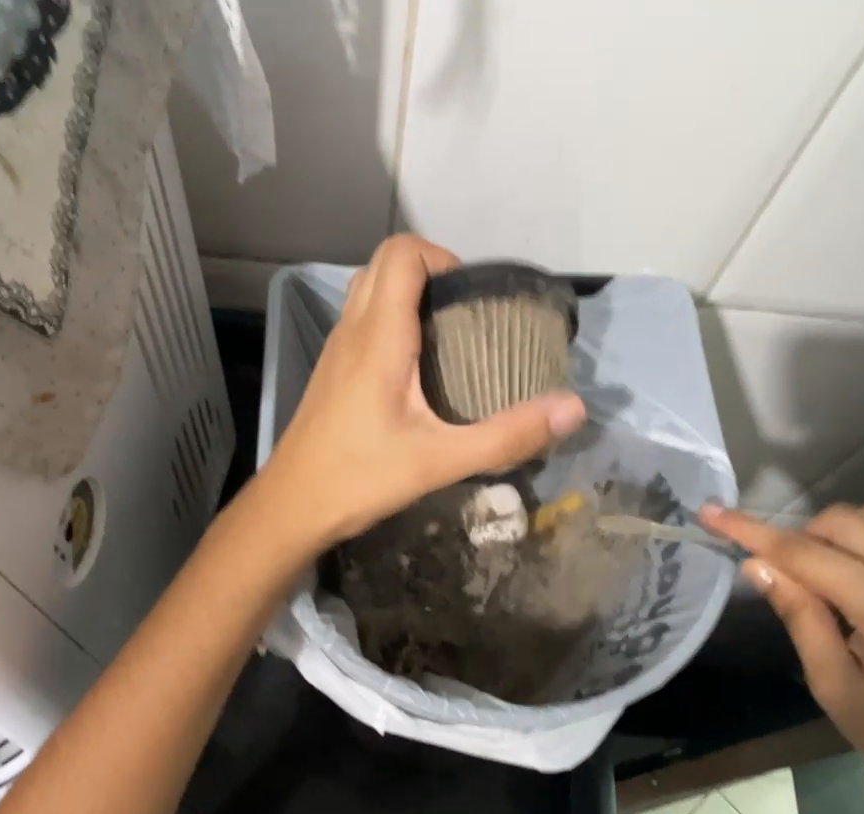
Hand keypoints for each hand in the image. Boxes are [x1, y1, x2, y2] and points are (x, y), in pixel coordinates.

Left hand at [255, 235, 586, 549]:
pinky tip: (416, 373)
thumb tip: (572, 409)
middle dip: (431, 273)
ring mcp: (335, 351)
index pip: (402, 254)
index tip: (475, 298)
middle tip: (468, 317)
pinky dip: (389, 323)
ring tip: (448, 339)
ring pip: (368, 292)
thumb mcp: (440, 461)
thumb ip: (507, 435)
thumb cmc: (359, 479)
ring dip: (407, 296)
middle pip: (385, 264)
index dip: (443, 259)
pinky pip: (360, 323)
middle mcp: (352, 331)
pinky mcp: (330, 374)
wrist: (290, 508)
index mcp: (378, 336)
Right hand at [700, 498, 863, 813]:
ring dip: (850, 528)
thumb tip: (758, 566)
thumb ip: (800, 618)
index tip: (709, 512)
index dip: (748, 530)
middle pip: (842, 521)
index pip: (799, 552)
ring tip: (836, 569)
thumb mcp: (833, 687)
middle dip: (799, 536)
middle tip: (786, 578)